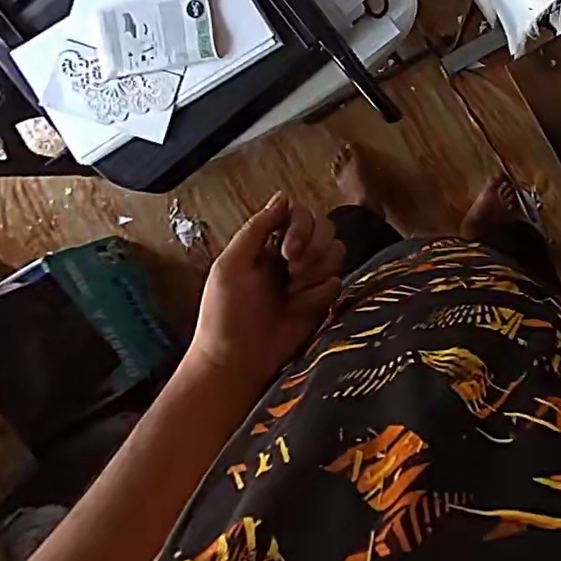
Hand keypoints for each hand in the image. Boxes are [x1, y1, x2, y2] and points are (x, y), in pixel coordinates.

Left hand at [188, 192, 344, 385]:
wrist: (236, 363)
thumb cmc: (224, 315)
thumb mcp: (230, 266)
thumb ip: (256, 228)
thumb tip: (283, 196)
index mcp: (268, 241)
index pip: (301, 213)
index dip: (301, 227)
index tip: (288, 251)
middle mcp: (292, 254)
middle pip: (325, 229)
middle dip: (312, 251)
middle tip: (291, 274)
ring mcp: (308, 276)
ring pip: (336, 252)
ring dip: (315, 273)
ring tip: (291, 294)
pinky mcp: (320, 300)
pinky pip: (336, 283)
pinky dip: (318, 296)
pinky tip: (298, 310)